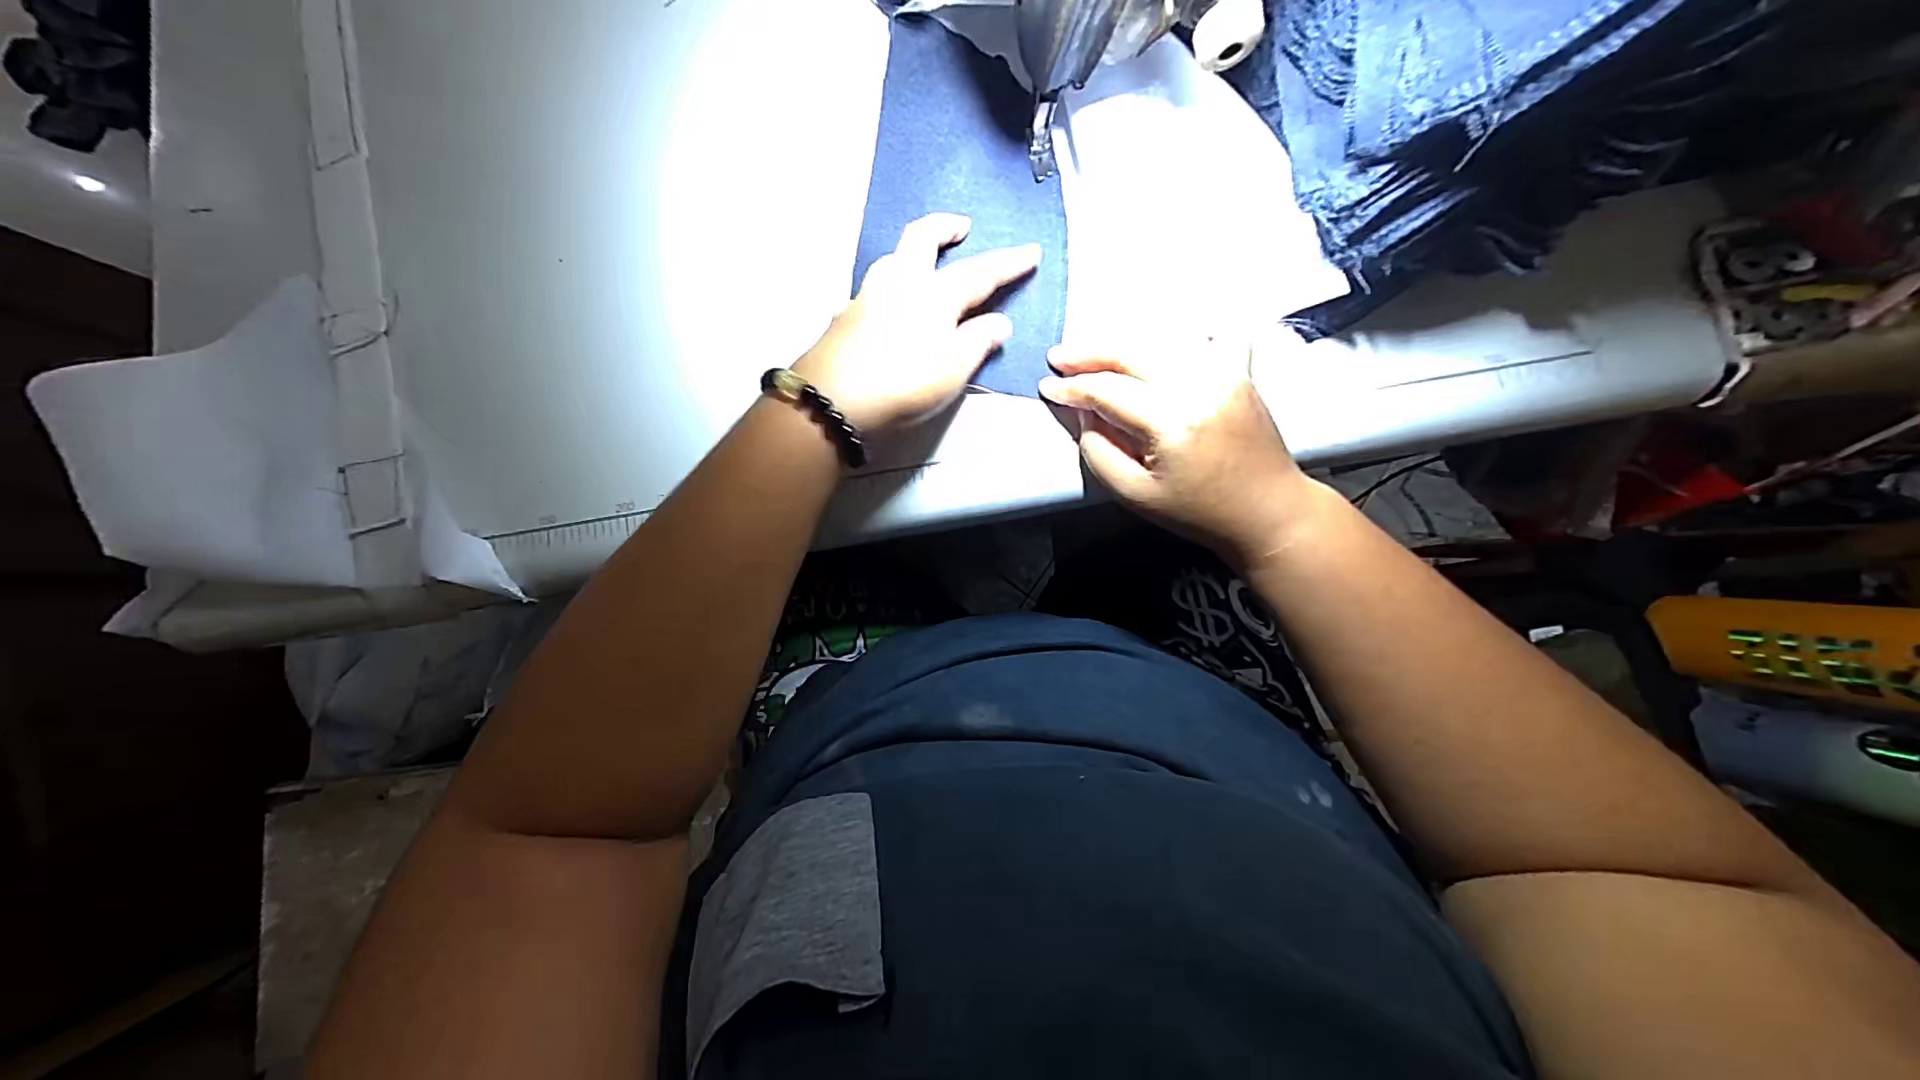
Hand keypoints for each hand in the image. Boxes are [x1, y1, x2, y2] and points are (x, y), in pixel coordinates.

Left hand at [792, 213, 1040, 432]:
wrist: (834, 399)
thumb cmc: (904, 381)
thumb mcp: (954, 367)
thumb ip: (978, 341)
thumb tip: (999, 322)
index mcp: (934, 293)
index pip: (979, 272)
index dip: (1008, 263)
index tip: (1031, 251)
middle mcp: (899, 283)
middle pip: (922, 238)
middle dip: (945, 226)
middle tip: (962, 226)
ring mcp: (867, 297)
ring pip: (892, 259)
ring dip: (912, 252)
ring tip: (924, 263)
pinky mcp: (846, 317)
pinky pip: (874, 289)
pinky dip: (890, 287)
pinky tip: (889, 306)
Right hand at [1038, 335, 1330, 566]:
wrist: (1267, 511)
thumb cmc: (1198, 512)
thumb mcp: (1134, 494)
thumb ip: (1098, 450)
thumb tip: (1087, 412)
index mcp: (1173, 421)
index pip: (1108, 390)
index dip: (1073, 388)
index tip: (1047, 387)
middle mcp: (1201, 386)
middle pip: (1133, 353)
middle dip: (1090, 354)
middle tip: (1059, 358)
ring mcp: (1225, 373)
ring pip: (1162, 340)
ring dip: (1124, 344)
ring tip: (1095, 354)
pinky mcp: (1239, 372)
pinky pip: (1203, 338)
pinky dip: (1175, 336)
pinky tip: (1156, 345)